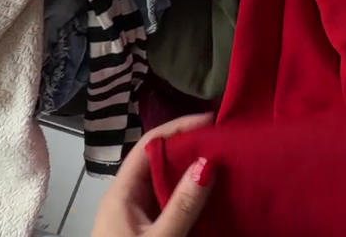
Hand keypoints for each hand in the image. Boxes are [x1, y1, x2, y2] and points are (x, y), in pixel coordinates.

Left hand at [90, 113, 216, 236]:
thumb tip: (208, 160)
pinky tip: (211, 195)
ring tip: (223, 160)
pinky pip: (169, 203)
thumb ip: (183, 205)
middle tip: (224, 139)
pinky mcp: (145, 233)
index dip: (180, 127)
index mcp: (121, 192)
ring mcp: (135, 217)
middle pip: (159, 159)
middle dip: (190, 147)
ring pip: (165, 182)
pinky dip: (189, 195)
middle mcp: (126, 198)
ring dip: (192, 171)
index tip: (213, 121)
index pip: (150, 144)